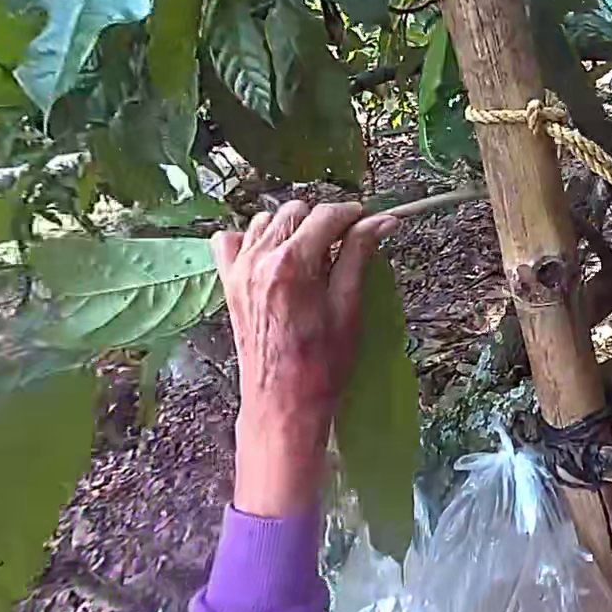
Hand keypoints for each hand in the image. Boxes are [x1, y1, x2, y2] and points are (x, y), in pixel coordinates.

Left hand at [210, 201, 395, 518]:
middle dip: (325, 220)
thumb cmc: (324, 360)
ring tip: (316, 252)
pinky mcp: (228, 282)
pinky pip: (233, 239)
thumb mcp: (349, 305)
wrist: (283, 400)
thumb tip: (382, 221)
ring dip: (293, 227)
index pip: (327, 216)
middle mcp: (259, 258)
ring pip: (266, 220)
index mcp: (293, 263)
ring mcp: (238, 269)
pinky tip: (276, 256)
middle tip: (348, 243)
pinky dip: (255, 238)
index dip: (355, 215)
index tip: (372, 223)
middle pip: (296, 211)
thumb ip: (360, 255)